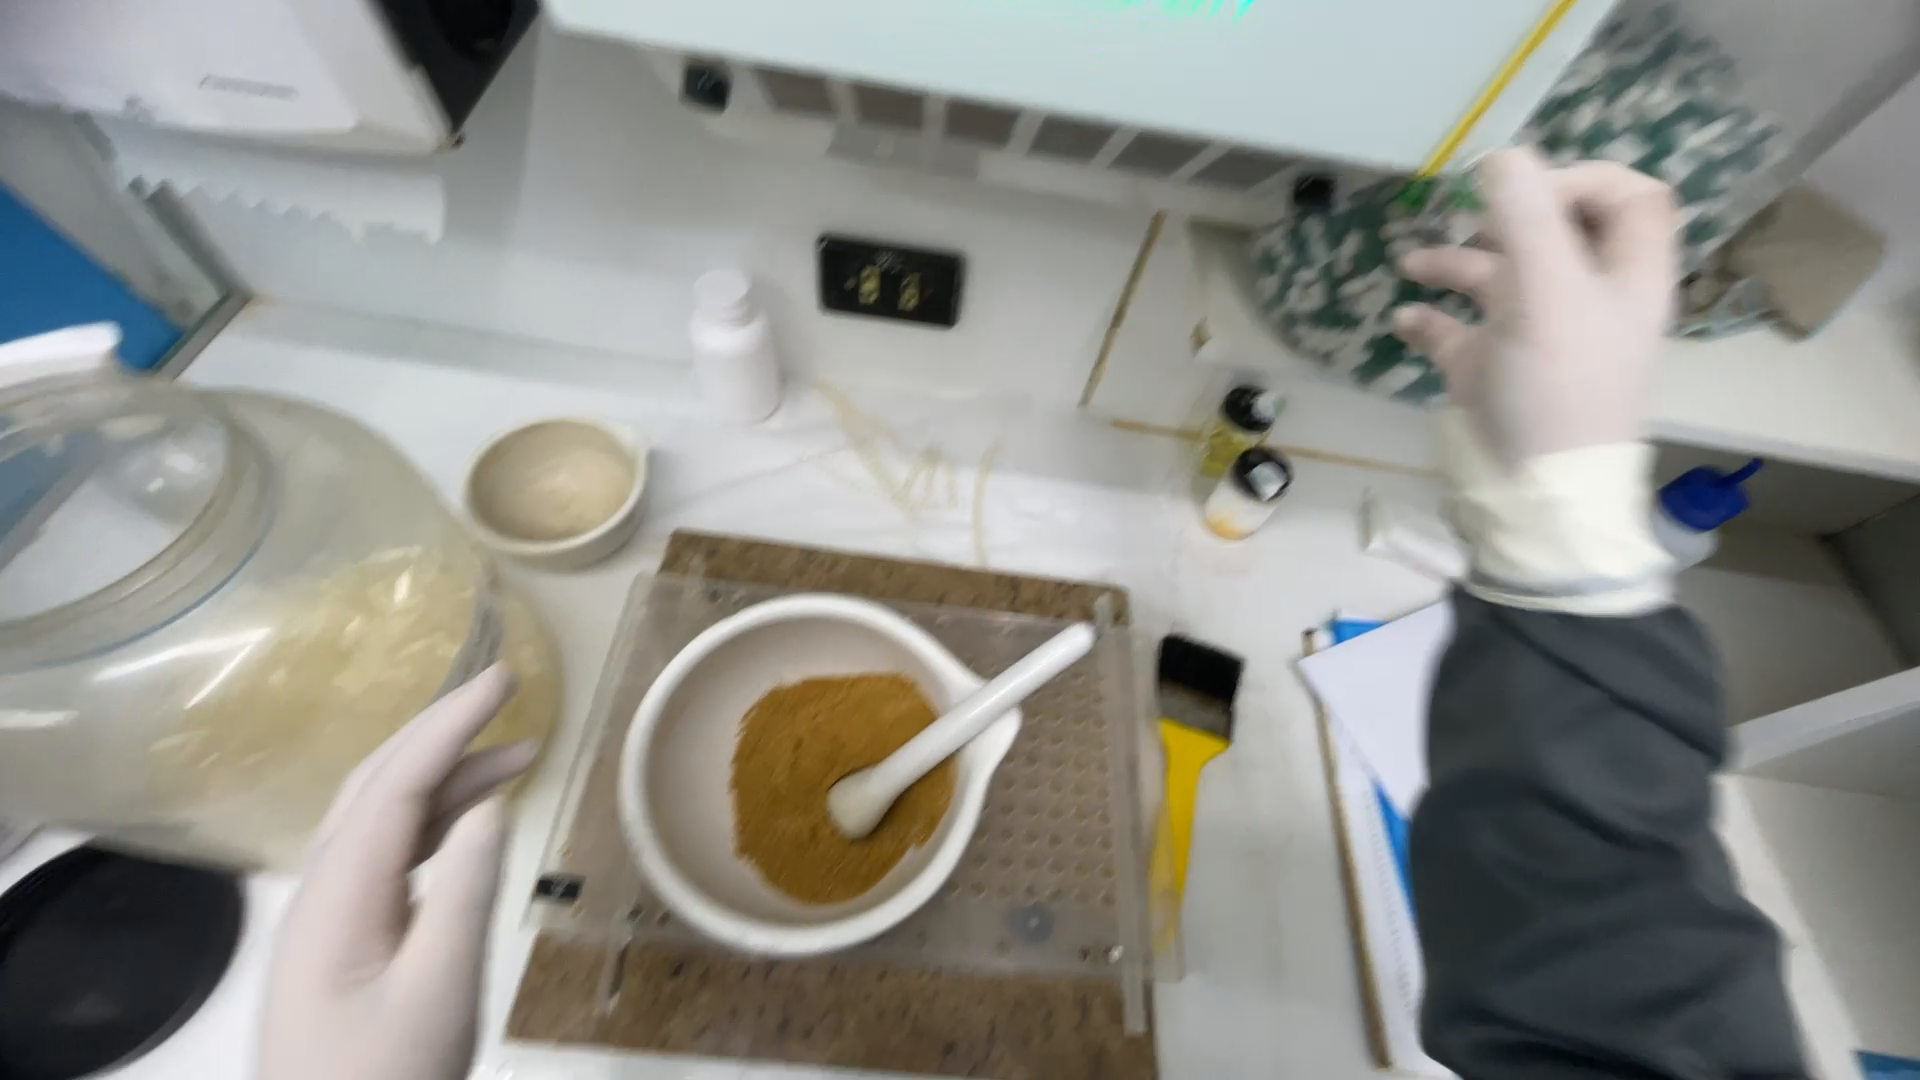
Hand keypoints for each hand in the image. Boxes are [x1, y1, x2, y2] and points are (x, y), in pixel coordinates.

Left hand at [260, 665, 538, 1079]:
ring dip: (453, 771)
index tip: (502, 680)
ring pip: (391, 813)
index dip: (450, 725)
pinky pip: (400, 846)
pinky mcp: (357, 929)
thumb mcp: (438, 989)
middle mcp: (328, 889)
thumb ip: (464, 892)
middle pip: (380, 783)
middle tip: (504, 688)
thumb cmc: (388, 1076)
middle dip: (442, 727)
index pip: (397, 784)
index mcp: (338, 897)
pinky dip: (445, 811)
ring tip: (523, 752)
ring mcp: (339, 910)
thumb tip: (494, 803)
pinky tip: (483, 810)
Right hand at [1391, 150, 1680, 614]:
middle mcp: (1583, 299)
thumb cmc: (1555, 386)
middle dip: (1505, 218)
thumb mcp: (1545, 292)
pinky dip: (1430, 321)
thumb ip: (1524, 218)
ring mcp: (1534, 338)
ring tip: (1411, 263)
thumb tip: (1496, 154)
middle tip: (1464, 219)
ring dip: (1455, 265)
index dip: (1577, 180)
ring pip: (1498, 282)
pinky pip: (1459, 333)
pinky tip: (1403, 319)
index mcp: (1622, 275)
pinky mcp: (1490, 372)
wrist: (1533, 485)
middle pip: (1553, 235)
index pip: (1625, 198)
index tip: (1519, 193)